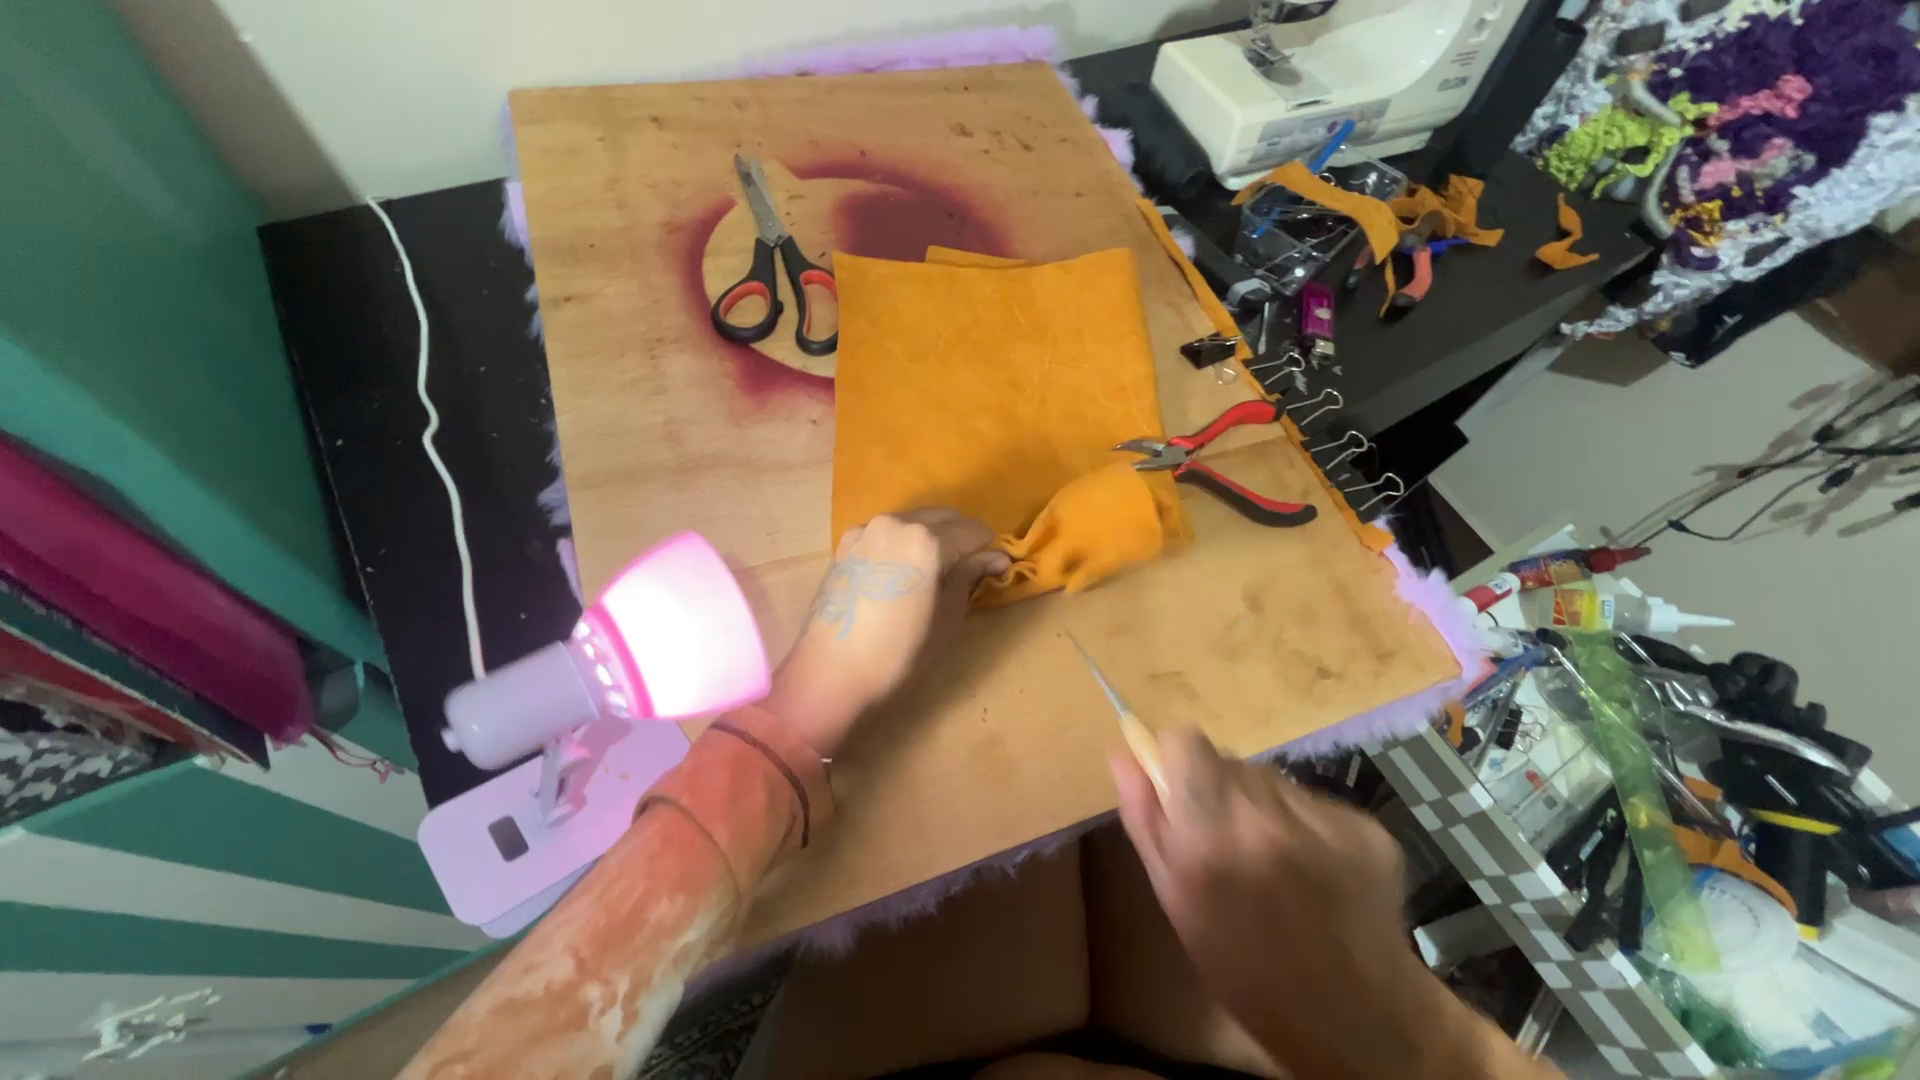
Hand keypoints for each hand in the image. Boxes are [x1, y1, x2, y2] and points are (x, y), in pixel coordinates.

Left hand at [765, 509, 1007, 755]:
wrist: (830, 674)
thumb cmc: (899, 653)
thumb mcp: (947, 617)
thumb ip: (970, 577)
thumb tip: (998, 557)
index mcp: (926, 539)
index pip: (974, 531)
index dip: (987, 552)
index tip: (991, 574)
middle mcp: (895, 522)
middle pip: (943, 518)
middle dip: (960, 539)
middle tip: (964, 574)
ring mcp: (866, 530)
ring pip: (913, 522)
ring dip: (930, 538)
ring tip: (931, 577)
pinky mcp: (846, 545)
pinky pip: (887, 534)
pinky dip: (902, 545)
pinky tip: (899, 577)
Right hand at [1111, 733, 1536, 1079]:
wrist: (1355, 1021)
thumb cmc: (1242, 969)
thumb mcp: (1175, 899)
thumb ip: (1146, 820)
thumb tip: (1125, 755)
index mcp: (1210, 833)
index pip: (1186, 740)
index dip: (1177, 761)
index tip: (1179, 792)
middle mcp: (1267, 814)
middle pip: (1229, 761)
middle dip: (1220, 790)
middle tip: (1227, 842)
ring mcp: (1323, 817)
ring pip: (1273, 780)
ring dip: (1262, 806)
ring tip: (1273, 861)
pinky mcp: (1365, 826)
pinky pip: (1314, 802)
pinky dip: (1305, 826)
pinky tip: (1314, 872)